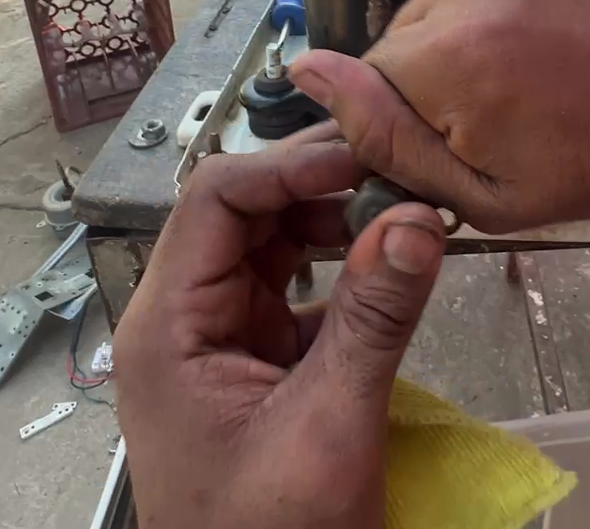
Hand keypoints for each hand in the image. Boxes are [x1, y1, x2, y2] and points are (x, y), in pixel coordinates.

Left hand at [112, 135, 448, 528]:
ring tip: (398, 205)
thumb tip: (419, 218)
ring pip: (271, 234)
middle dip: (317, 182)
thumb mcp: (329, 429)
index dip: (287, 168)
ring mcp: (220, 327)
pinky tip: (384, 254)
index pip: (215, 200)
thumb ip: (373, 319)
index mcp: (169, 324)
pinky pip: (294, 275)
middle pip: (243, 207)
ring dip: (333, 213)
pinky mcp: (255, 346)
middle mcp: (184, 311)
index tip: (364, 160)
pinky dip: (341, 256)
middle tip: (394, 169)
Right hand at [291, 0, 589, 232]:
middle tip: (505, 107)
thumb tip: (306, 71)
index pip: (365, 81)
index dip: (407, 119)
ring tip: (528, 67)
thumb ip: (388, 140)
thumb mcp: (488, 194)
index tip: (464, 136)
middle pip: (398, 38)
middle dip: (431, 78)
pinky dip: (486, 5)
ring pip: (432, 6)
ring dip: (457, 39)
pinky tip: (539, 30)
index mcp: (456, 53)